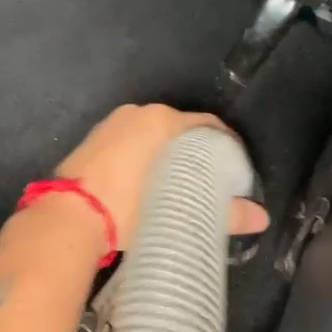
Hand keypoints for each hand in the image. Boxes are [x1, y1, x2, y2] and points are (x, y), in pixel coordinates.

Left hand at [50, 104, 268, 249]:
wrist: (70, 215)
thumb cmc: (127, 207)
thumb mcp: (177, 210)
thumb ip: (225, 213)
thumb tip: (262, 218)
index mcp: (162, 120)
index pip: (207, 124)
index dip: (225, 144)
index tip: (236, 167)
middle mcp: (137, 112)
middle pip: (179, 127)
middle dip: (196, 149)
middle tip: (211, 178)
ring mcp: (112, 123)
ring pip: (152, 133)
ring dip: (168, 152)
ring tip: (182, 181)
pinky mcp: (95, 137)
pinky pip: (130, 140)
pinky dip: (143, 154)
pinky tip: (148, 180)